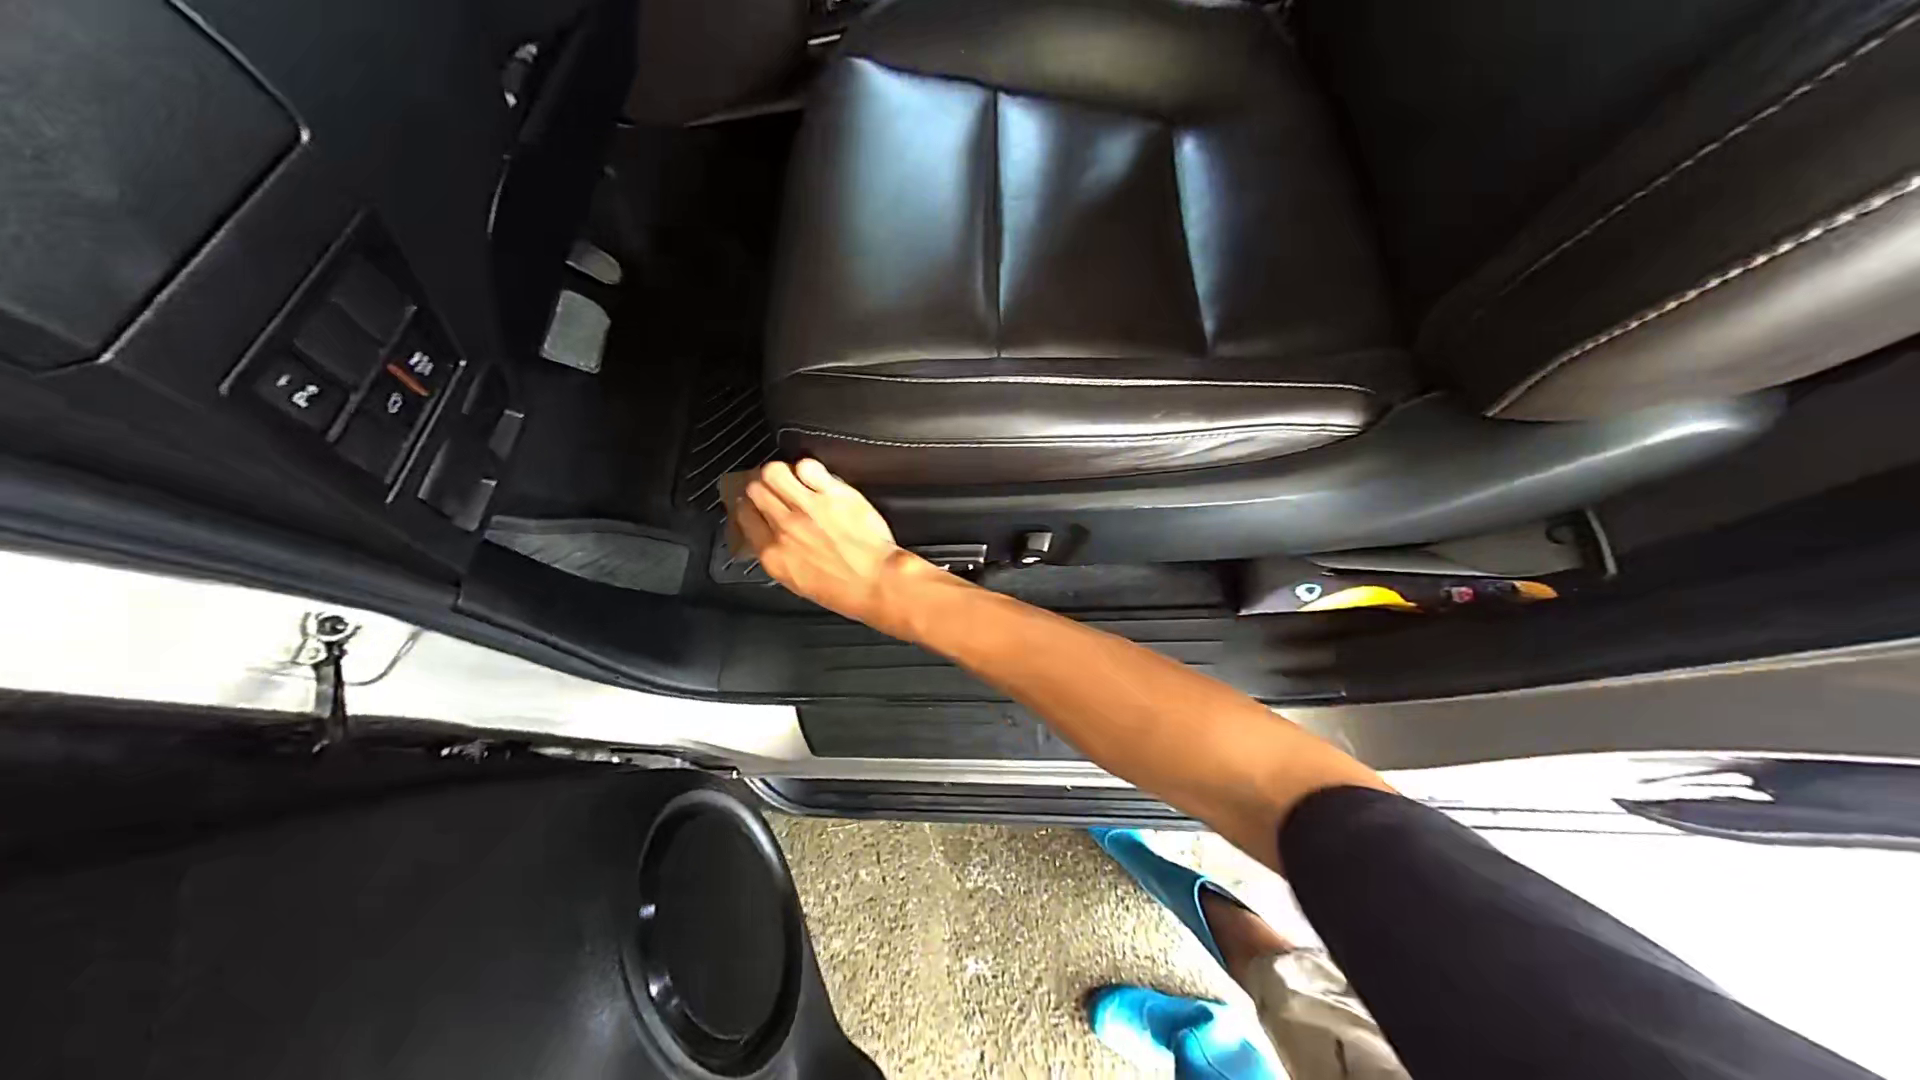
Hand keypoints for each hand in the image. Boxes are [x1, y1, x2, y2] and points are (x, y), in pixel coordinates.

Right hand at [728, 459, 938, 631]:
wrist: (878, 582)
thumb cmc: (846, 588)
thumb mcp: (799, 582)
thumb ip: (781, 556)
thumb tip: (773, 540)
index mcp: (773, 554)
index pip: (745, 516)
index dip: (748, 506)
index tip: (753, 504)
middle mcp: (785, 528)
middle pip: (755, 489)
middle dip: (761, 486)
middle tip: (771, 487)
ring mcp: (808, 508)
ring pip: (773, 472)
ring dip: (778, 473)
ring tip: (789, 478)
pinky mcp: (832, 494)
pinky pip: (807, 467)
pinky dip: (807, 468)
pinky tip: (813, 476)